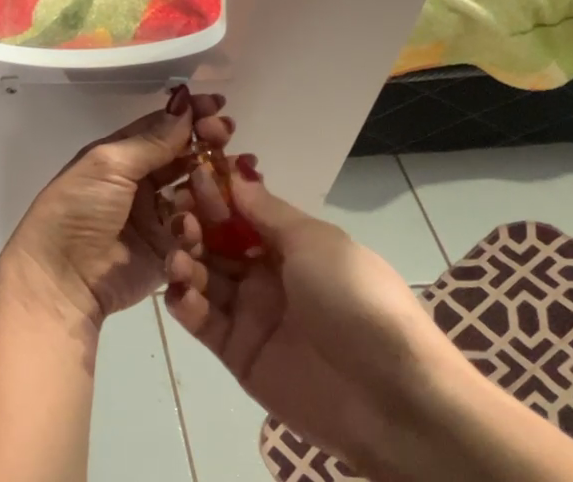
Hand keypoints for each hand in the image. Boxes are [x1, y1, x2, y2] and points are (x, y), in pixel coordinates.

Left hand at [0, 88, 233, 332]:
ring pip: (195, 193)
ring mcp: (154, 217)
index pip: (158, 129)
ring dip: (212, 180)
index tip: (218, 104)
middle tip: (228, 134)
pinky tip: (222, 210)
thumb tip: (183, 109)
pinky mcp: (168, 251)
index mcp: (116, 156)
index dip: (187, 116)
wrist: (63, 277)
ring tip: (231, 171)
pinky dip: (208, 219)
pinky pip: (197, 230)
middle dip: (206, 144)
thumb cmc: (77, 210)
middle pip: (181, 158)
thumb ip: (149, 142)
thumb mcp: (107, 166)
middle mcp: (137, 183)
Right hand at [162, 168, 458, 466]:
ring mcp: (249, 313)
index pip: (238, 213)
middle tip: (179, 220)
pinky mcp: (235, 350)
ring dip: (181, 259)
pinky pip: (199, 318)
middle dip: (190, 225)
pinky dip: (182, 300)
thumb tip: (233, 172)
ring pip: (199, 276)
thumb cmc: (358, 303)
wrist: (393, 400)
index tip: (186, 179)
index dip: (212, 196)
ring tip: (180, 260)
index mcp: (291, 247)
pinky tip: (181, 291)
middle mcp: (266, 276)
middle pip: (212, 242)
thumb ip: (266, 210)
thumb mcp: (317, 242)